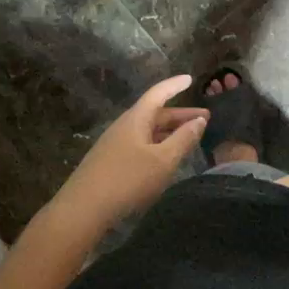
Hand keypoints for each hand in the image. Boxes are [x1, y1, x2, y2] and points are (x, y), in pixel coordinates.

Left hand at [54, 75, 208, 223]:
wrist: (83, 209)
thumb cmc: (128, 180)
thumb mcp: (163, 160)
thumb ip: (184, 139)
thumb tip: (200, 120)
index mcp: (136, 119)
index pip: (158, 94)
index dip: (175, 85)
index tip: (190, 79)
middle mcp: (124, 126)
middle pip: (155, 113)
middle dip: (180, 115)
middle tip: (204, 118)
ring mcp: (115, 144)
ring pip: (148, 131)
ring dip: (169, 131)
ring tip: (189, 137)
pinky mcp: (111, 162)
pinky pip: (140, 144)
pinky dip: (158, 145)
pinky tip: (166, 157)